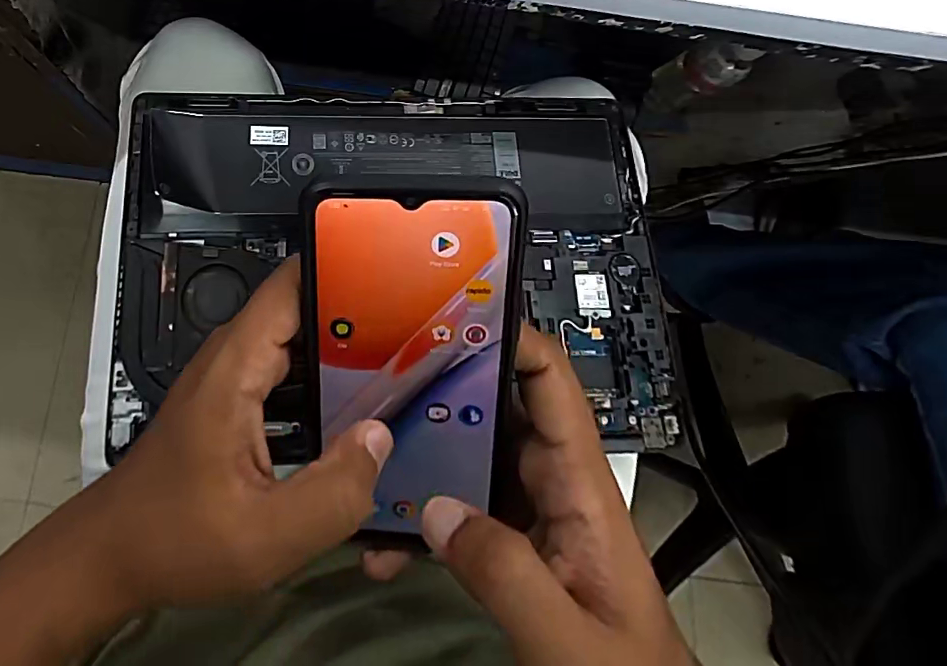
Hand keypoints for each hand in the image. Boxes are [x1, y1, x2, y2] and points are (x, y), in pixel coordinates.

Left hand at [0, 259, 390, 664]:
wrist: (113, 552)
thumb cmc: (177, 539)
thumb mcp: (266, 536)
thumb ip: (333, 494)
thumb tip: (381, 438)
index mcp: (236, 367)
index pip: (290, 286)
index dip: (341, 269)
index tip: (398, 277)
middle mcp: (233, 358)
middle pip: (302, 313)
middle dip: (358, 319)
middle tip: (419, 335)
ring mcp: (231, 378)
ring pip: (297, 347)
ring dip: (342, 356)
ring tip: (403, 369)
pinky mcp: (233, 401)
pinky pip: (286, 376)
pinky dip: (321, 386)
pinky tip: (358, 415)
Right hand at [404, 324, 691, 665]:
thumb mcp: (570, 638)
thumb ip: (507, 573)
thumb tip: (433, 508)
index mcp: (580, 488)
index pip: (551, 384)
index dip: (510, 336)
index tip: (450, 312)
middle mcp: (550, 486)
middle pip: (492, 409)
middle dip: (439, 385)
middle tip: (379, 370)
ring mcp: (526, 515)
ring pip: (465, 456)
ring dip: (416, 455)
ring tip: (366, 452)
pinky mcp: (505, 545)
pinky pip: (454, 509)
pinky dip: (416, 518)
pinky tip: (380, 541)